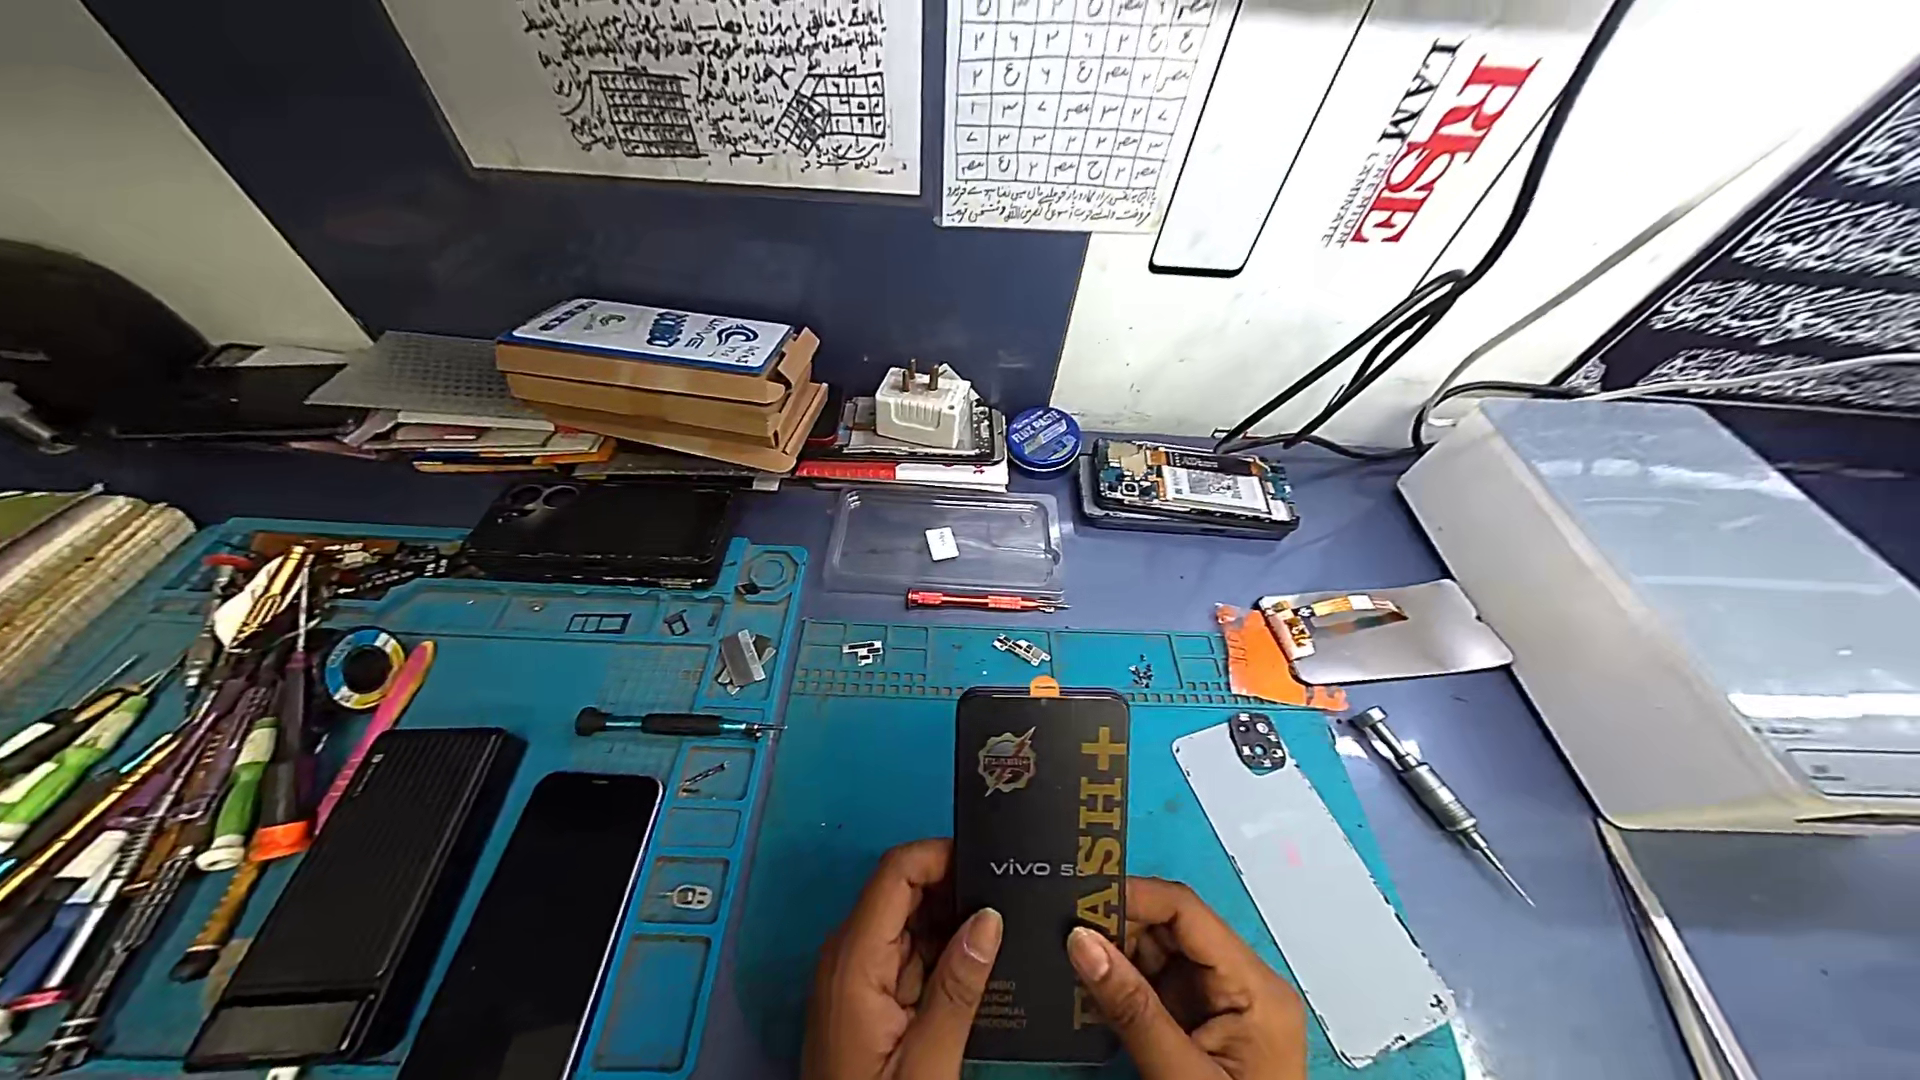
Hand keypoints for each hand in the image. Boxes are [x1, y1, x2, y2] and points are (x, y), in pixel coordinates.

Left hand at [803, 839, 1004, 1079]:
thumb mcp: (925, 1065)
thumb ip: (957, 987)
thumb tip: (989, 916)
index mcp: (854, 957)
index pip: (895, 871)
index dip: (939, 855)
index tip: (985, 862)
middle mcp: (849, 950)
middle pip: (902, 888)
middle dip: (952, 886)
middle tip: (1004, 896)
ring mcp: (856, 969)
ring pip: (909, 915)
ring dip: (950, 917)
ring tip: (999, 924)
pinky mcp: (867, 989)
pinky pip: (907, 947)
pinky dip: (940, 946)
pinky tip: (975, 960)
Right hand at [1068, 878, 1305, 1079]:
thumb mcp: (1184, 1078)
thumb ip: (1133, 1008)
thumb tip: (1081, 940)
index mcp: (1253, 986)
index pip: (1185, 910)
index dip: (1132, 895)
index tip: (1081, 897)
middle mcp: (1236, 982)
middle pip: (1167, 925)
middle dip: (1115, 924)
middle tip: (1066, 927)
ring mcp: (1213, 1002)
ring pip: (1152, 950)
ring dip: (1111, 951)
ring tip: (1069, 953)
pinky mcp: (1194, 1021)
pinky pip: (1149, 981)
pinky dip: (1117, 980)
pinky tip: (1087, 983)